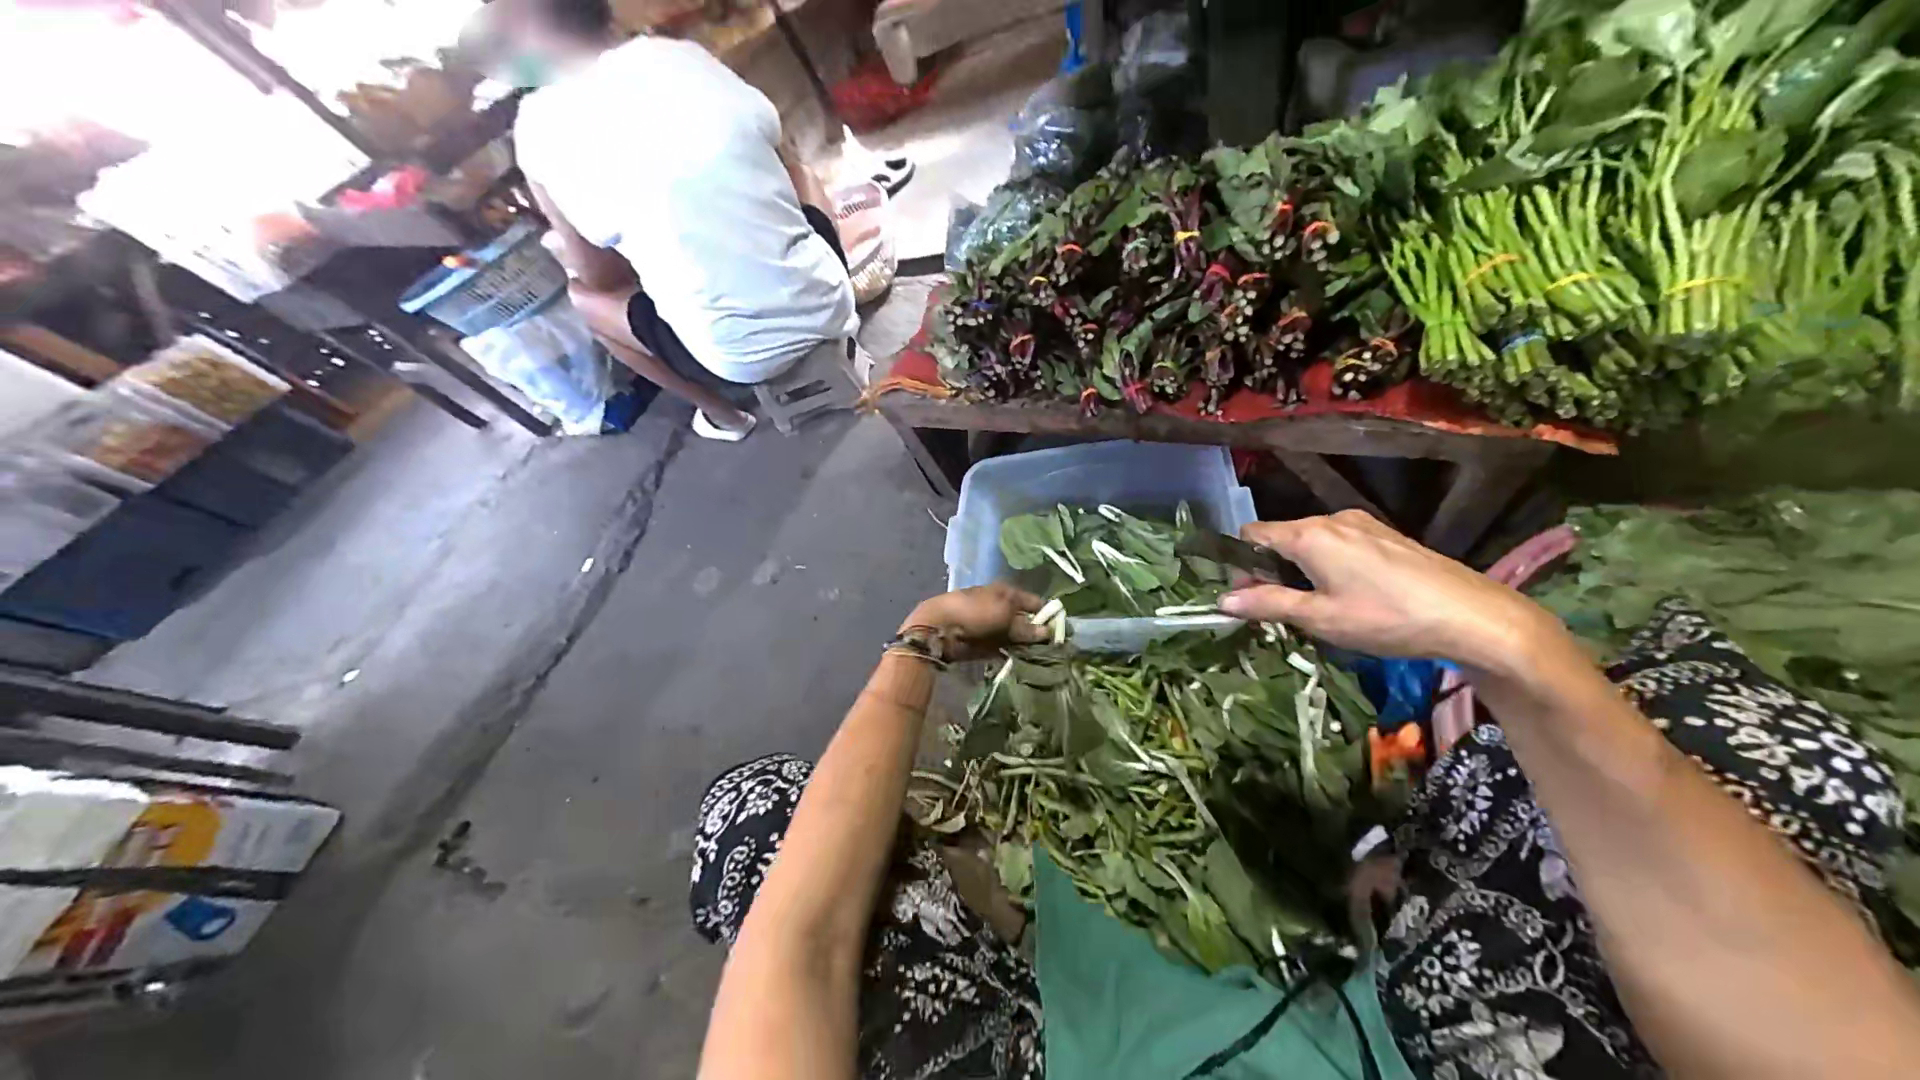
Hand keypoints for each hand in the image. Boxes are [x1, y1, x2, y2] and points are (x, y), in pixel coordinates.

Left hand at [902, 584, 1046, 662]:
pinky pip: (1005, 651)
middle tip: (1057, 650)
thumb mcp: (1005, 615)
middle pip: (1026, 622)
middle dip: (1039, 634)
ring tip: (1045, 661)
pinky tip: (1027, 665)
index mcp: (1007, 594)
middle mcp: (1002, 609)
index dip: (1048, 614)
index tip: (1063, 630)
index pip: (1035, 602)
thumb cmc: (975, 612)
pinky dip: (1014, 657)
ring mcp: (993, 628)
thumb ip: (1026, 626)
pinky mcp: (985, 646)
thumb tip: (1047, 633)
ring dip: (1028, 648)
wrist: (940, 627)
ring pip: (1017, 639)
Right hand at [1215, 511, 1564, 672]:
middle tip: (1284, 610)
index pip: (1251, 534)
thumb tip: (1223, 600)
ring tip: (1320, 607)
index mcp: (1308, 534)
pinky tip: (1352, 596)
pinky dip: (1328, 566)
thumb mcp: (1320, 617)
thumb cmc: (1387, 617)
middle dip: (1271, 570)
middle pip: (1280, 537)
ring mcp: (1363, 525)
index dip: (1241, 564)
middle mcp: (1332, 519)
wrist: (1474, 617)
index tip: (1251, 597)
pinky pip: (1338, 544)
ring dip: (1300, 570)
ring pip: (1310, 542)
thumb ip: (1267, 604)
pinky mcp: (1386, 536)